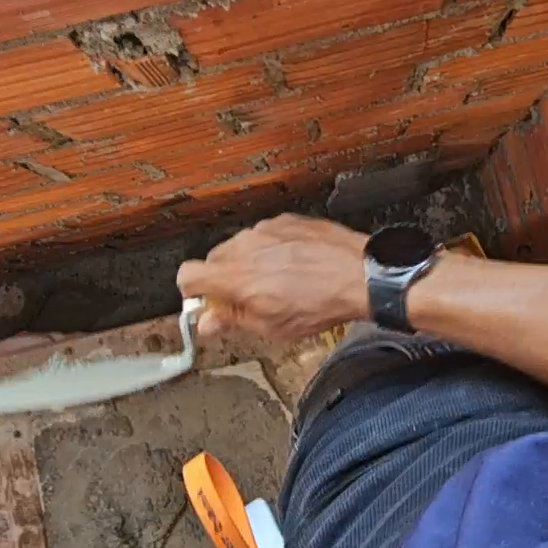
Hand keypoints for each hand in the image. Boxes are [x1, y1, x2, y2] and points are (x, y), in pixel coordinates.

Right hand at [177, 215, 369, 340]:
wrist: (360, 274)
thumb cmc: (320, 303)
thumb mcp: (272, 326)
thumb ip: (232, 320)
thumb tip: (206, 322)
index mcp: (235, 276)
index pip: (188, 274)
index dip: (193, 292)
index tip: (209, 303)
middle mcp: (245, 246)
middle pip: (214, 259)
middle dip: (223, 279)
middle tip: (248, 298)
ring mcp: (266, 229)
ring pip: (241, 246)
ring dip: (249, 263)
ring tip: (278, 282)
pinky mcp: (287, 220)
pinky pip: (266, 235)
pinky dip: (272, 249)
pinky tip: (295, 265)